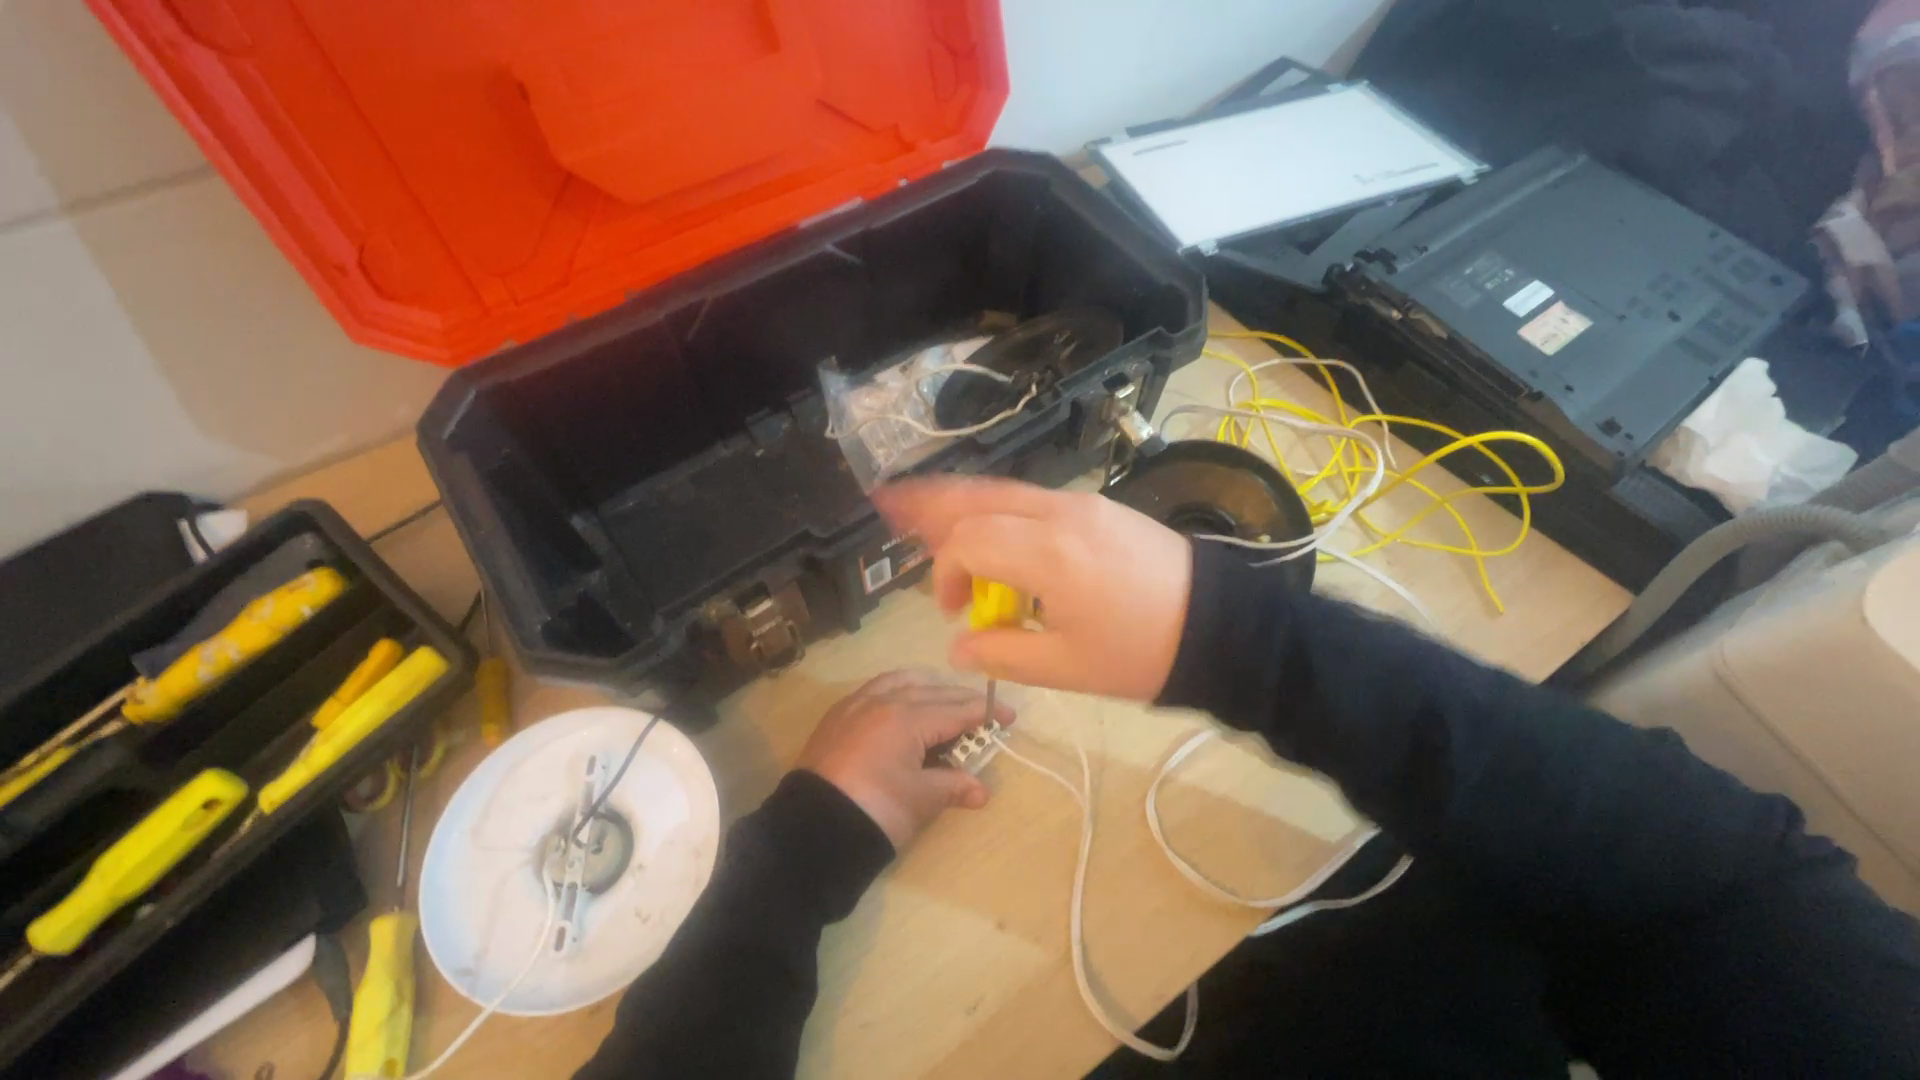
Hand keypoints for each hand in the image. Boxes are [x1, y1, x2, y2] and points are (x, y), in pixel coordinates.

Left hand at [797, 671, 1015, 849]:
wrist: (811, 829)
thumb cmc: (875, 810)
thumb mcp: (920, 800)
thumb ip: (953, 786)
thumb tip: (981, 791)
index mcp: (907, 717)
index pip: (956, 710)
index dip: (985, 713)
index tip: (1008, 716)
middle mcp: (882, 701)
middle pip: (932, 691)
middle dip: (960, 700)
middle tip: (984, 711)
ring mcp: (855, 705)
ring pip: (900, 682)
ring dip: (927, 688)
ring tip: (944, 699)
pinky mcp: (837, 717)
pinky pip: (875, 689)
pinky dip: (898, 690)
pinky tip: (903, 703)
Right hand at [875, 477, 1191, 701]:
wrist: (1222, 624)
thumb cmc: (1142, 653)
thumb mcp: (1068, 668)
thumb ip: (1003, 653)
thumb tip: (957, 646)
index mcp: (1048, 554)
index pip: (968, 544)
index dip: (946, 575)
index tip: (951, 613)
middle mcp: (1058, 514)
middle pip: (976, 498)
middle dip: (929, 504)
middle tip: (886, 504)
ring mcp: (1080, 503)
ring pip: (1002, 489)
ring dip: (959, 498)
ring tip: (916, 497)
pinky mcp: (1097, 506)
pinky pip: (1030, 498)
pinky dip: (995, 505)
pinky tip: (982, 516)